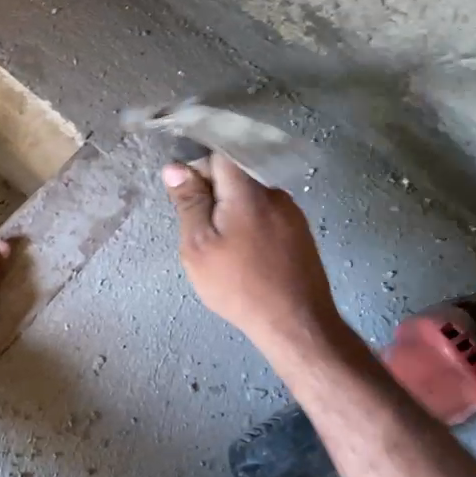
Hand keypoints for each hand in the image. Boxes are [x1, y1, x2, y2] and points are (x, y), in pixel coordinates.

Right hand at [162, 154, 339, 349]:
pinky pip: (265, 213)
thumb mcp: (198, 245)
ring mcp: (291, 213)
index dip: (198, 163)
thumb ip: (188, 202)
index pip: (220, 152)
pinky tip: (242, 252)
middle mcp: (274, 194)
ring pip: (250, 195)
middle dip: (212, 189)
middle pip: (236, 173)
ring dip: (230, 208)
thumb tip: (175, 168)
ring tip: (219, 243)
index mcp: (248, 192)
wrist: (296, 324)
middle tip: (197, 223)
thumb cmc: (239, 285)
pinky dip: (248, 222)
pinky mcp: (300, 233)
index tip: (185, 188)